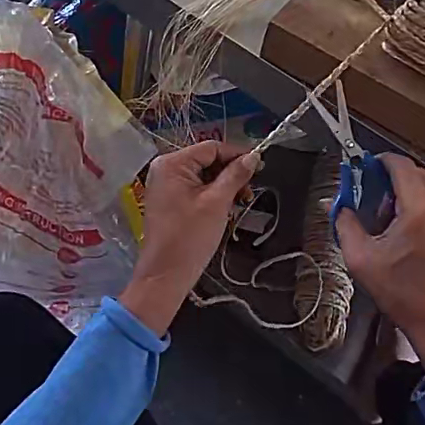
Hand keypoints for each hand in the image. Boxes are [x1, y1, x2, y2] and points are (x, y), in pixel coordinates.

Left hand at [120, 140, 259, 333]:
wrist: (165, 276)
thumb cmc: (190, 237)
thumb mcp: (218, 202)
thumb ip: (236, 175)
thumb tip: (254, 156)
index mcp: (172, 163)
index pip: (211, 148)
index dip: (237, 155)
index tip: (260, 166)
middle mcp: (164, 168)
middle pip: (207, 160)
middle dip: (230, 173)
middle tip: (249, 190)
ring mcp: (164, 185)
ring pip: (203, 175)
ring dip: (224, 186)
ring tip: (240, 202)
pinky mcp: (168, 200)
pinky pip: (195, 188)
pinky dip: (212, 195)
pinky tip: (225, 208)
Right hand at [336, 154, 424, 380]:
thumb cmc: (407, 297)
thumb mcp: (362, 260)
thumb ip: (346, 226)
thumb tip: (340, 209)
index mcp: (420, 208)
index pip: (401, 165)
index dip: (381, 162)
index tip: (369, 168)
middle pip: (417, 174)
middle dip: (394, 180)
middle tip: (377, 200)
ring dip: (413, 194)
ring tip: (396, 220)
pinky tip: (417, 233)